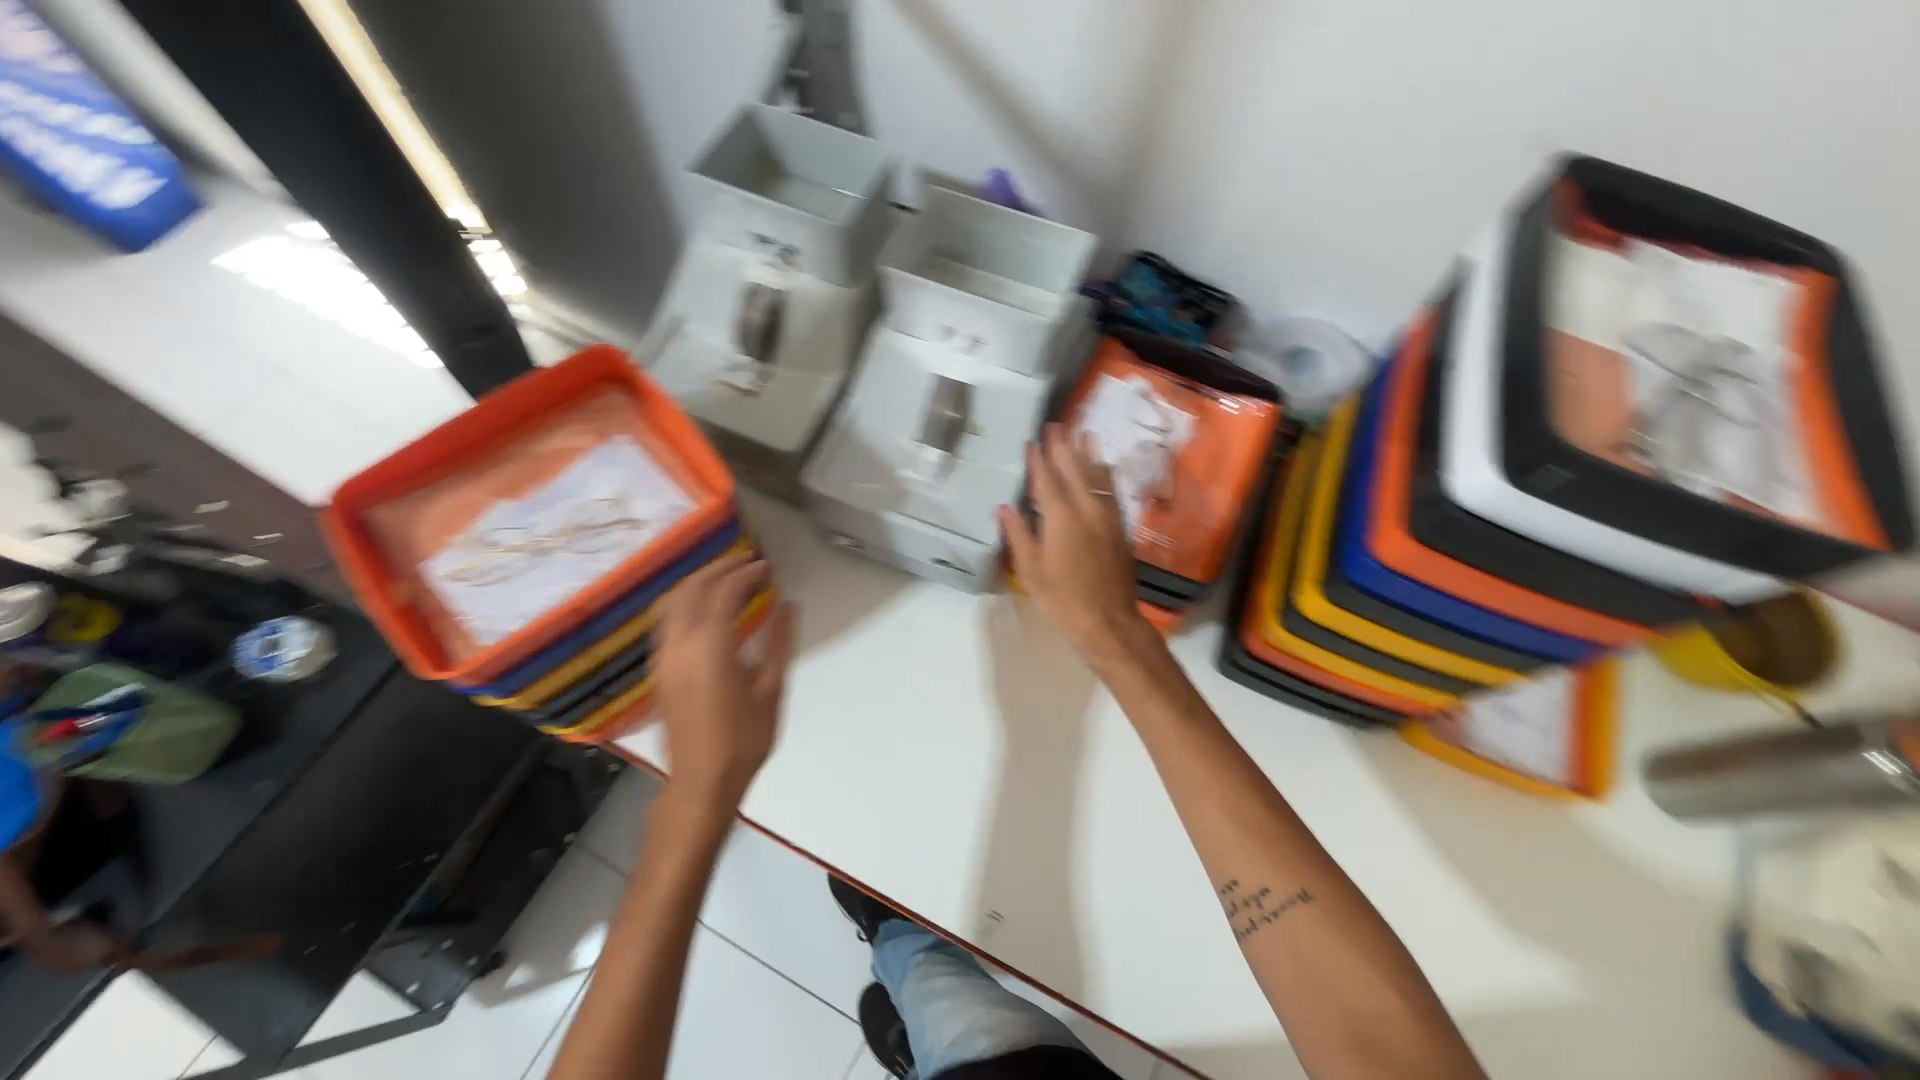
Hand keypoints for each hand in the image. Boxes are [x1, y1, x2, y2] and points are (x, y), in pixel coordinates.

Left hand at [652, 552, 794, 810]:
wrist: (703, 781)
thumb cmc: (744, 739)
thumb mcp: (771, 688)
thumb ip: (779, 642)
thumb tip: (788, 606)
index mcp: (709, 647)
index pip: (723, 593)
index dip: (745, 574)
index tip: (766, 567)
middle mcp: (679, 645)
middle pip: (691, 589)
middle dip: (718, 570)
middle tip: (746, 562)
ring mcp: (663, 658)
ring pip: (671, 603)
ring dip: (697, 583)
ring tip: (723, 578)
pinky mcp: (659, 671)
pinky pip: (665, 622)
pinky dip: (683, 603)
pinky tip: (703, 609)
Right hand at [999, 425, 1151, 660]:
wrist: (1108, 621)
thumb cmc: (1062, 599)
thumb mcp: (1031, 570)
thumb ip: (1018, 535)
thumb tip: (1005, 507)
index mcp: (1061, 518)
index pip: (1046, 480)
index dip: (1038, 459)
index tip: (1032, 440)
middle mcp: (1087, 509)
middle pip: (1074, 470)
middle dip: (1064, 447)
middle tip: (1057, 425)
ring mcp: (1107, 517)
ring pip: (1097, 476)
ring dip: (1088, 454)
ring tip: (1084, 433)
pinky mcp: (1120, 528)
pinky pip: (1112, 491)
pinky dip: (1105, 474)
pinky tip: (1104, 468)